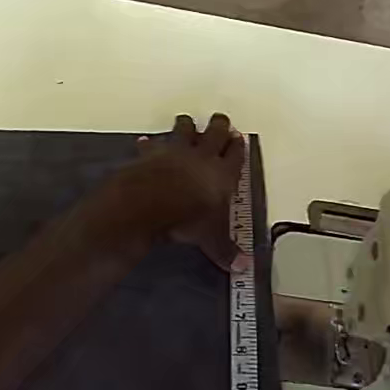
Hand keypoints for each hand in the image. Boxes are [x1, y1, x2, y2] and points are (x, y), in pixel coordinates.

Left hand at [101, 114, 248, 271]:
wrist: (148, 203)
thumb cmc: (187, 218)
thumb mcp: (210, 238)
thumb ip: (225, 250)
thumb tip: (243, 268)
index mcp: (223, 173)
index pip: (236, 153)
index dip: (239, 146)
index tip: (240, 138)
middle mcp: (202, 156)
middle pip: (216, 131)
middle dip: (220, 125)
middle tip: (221, 121)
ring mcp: (175, 150)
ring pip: (185, 128)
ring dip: (187, 125)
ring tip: (187, 122)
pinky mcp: (151, 152)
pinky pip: (152, 143)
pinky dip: (150, 143)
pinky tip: (146, 142)